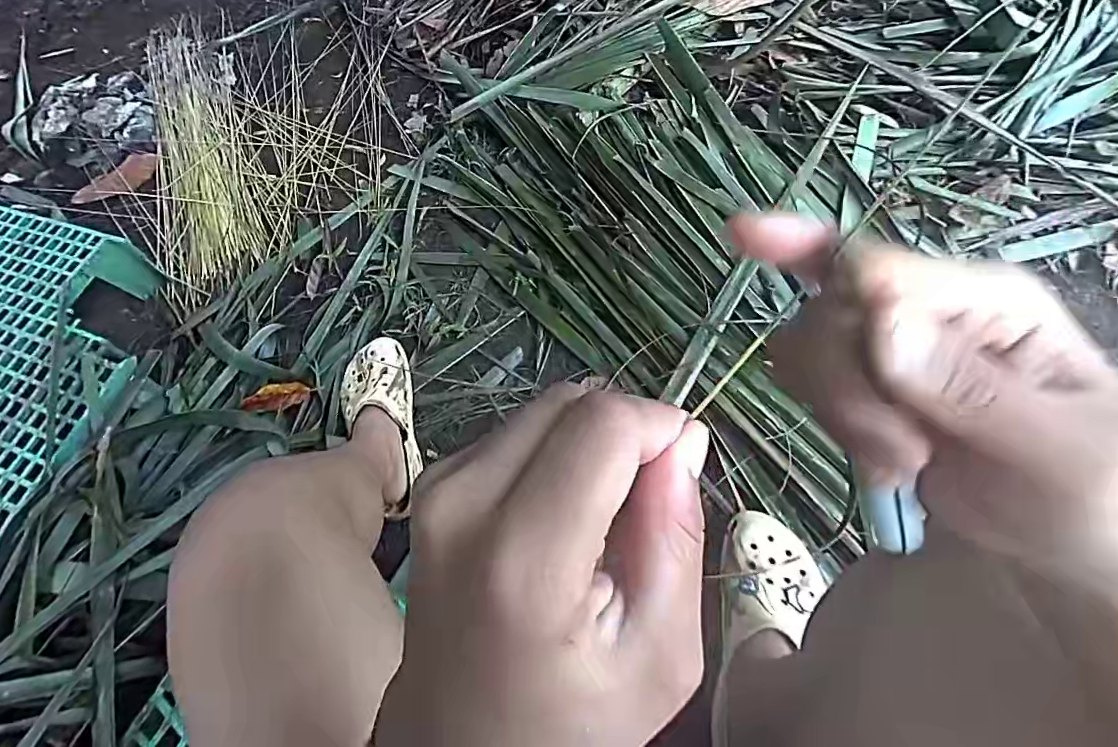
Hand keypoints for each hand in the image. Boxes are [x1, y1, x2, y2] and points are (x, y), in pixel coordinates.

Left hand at [374, 382, 709, 746]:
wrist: (454, 738)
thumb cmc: (566, 719)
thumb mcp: (658, 657)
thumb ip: (675, 538)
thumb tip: (682, 439)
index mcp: (524, 559)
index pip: (602, 426)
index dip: (657, 424)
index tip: (684, 457)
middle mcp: (466, 502)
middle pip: (571, 403)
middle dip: (627, 427)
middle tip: (650, 488)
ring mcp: (441, 485)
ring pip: (545, 409)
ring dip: (590, 438)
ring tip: (606, 509)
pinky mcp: (434, 479)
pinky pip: (516, 430)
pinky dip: (555, 450)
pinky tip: (562, 509)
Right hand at [729, 213, 1117, 583]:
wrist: (1078, 554)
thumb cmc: (1099, 498)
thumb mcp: (1061, 453)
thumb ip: (970, 387)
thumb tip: (880, 323)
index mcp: (985, 297)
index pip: (883, 264)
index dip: (825, 266)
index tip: (743, 235)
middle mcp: (922, 303)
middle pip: (830, 306)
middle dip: (849, 385)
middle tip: (907, 453)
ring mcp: (884, 339)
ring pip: (804, 339)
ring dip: (837, 406)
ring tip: (905, 459)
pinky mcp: (856, 376)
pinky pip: (800, 371)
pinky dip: (826, 415)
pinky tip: (881, 455)